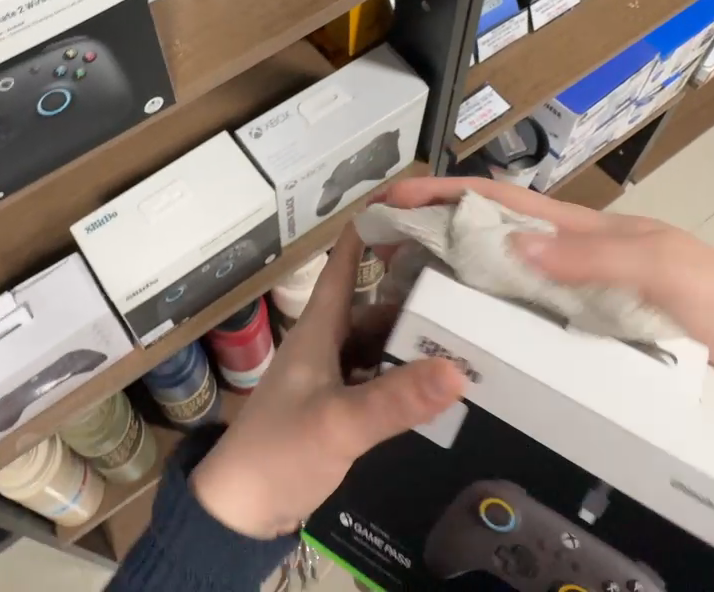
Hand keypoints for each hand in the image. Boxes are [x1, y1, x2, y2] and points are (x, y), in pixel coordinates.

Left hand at [189, 227, 467, 539]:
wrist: (243, 508)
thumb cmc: (280, 450)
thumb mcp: (340, 423)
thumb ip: (395, 399)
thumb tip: (458, 369)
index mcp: (320, 328)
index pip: (344, 263)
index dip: (371, 230)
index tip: (413, 206)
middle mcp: (329, 341)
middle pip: (374, 302)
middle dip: (414, 287)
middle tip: (469, 274)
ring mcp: (335, 374)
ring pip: (381, 340)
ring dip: (415, 333)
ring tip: (470, 322)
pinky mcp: (343, 404)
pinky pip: (382, 374)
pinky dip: (408, 371)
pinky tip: (440, 376)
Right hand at [376, 177, 713, 366]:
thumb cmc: (709, 291)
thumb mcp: (654, 262)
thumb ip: (588, 254)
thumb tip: (509, 244)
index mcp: (571, 227)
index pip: (495, 199)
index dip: (442, 192)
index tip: (392, 195)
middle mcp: (556, 256)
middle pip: (480, 235)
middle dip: (427, 229)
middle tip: (377, 248)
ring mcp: (561, 296)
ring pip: (489, 278)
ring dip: (443, 275)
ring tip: (396, 291)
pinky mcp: (570, 333)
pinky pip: (513, 319)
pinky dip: (476, 316)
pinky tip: (452, 334)